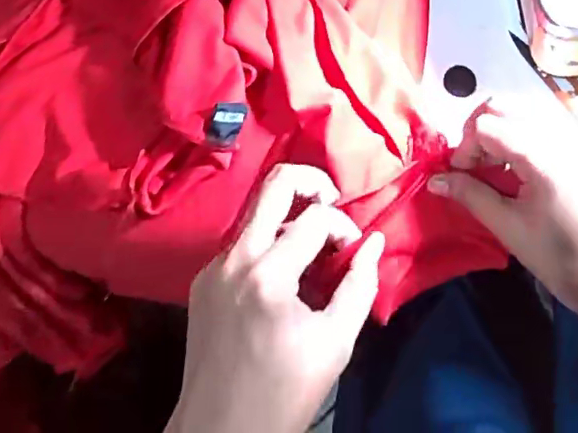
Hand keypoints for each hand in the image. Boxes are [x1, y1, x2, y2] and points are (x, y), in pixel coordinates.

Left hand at [167, 164, 383, 432]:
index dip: (344, 229)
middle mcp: (235, 258)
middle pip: (276, 182)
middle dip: (313, 182)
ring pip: (258, 210)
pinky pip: (244, 242)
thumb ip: (360, 285)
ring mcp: (214, 266)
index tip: (353, 255)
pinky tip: (285, 276)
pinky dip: (270, 244)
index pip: (316, 218)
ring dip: (292, 216)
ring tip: (313, 249)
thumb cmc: (282, 396)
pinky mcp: (203, 279)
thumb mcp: (335, 345)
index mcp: (267, 275)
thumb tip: (374, 241)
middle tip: (333, 203)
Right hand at [428, 99, 577, 315]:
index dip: (464, 148)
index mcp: (539, 153)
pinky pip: (536, 123)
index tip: (459, 178)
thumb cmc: (563, 258)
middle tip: (472, 169)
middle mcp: (554, 133)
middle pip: (501, 106)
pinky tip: (514, 170)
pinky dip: (515, 136)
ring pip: (518, 111)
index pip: (485, 124)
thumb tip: (436, 180)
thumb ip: (471, 196)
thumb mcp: (510, 229)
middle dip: (476, 132)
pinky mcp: (575, 145)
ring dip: (496, 131)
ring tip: (492, 170)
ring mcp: (568, 136)